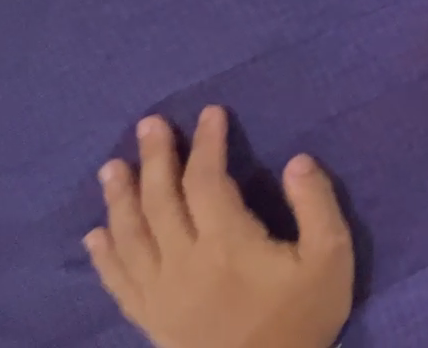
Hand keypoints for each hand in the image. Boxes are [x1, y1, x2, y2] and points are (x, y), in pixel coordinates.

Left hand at [84, 106, 353, 347]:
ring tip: (114, 166)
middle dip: (156, 159)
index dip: (207, 145)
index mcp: (228, 242)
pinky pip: (116, 277)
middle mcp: (182, 261)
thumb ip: (315, 204)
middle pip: (160, 202)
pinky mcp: (149, 314)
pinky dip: (103, 251)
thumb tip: (298, 159)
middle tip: (149, 125)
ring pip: (129, 236)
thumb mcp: (331, 254)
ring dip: (120, 198)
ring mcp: (158, 290)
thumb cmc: (304, 312)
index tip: (211, 113)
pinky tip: (96, 232)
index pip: (207, 182)